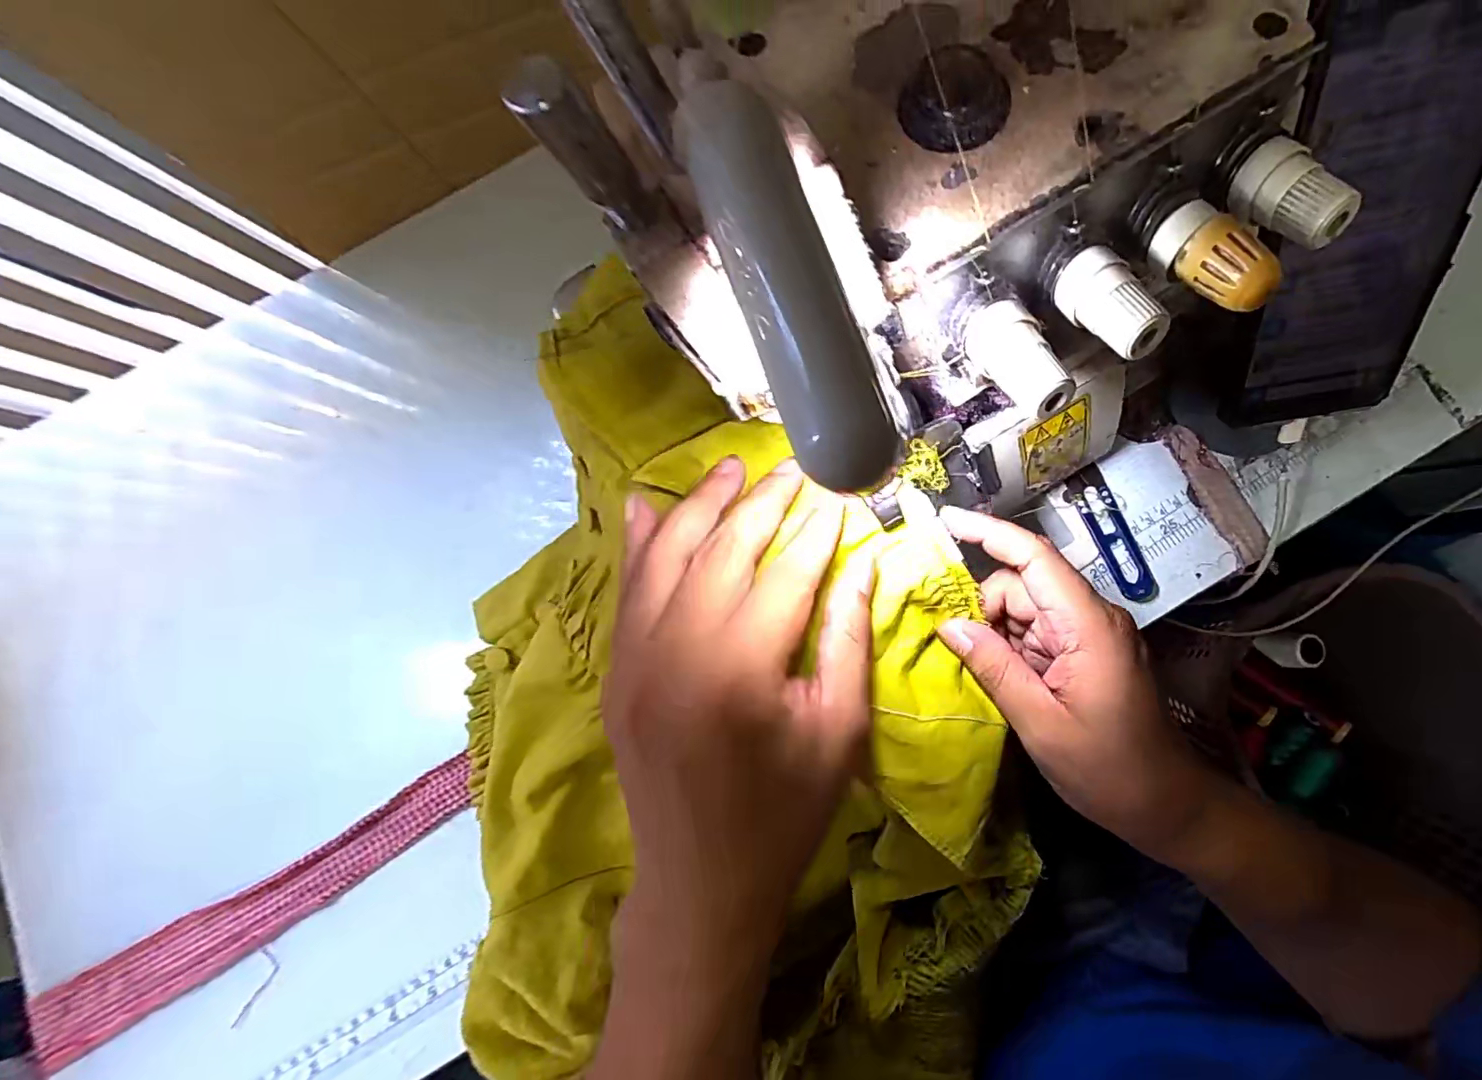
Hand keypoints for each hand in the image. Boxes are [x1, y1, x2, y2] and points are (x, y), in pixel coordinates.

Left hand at [602, 456, 873, 954]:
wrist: (701, 880)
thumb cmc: (787, 810)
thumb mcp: (840, 727)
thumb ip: (849, 638)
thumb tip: (863, 565)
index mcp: (742, 669)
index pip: (787, 572)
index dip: (819, 531)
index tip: (839, 497)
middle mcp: (679, 650)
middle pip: (725, 550)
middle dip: (764, 503)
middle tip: (793, 470)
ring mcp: (637, 659)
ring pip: (668, 558)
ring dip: (701, 506)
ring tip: (731, 468)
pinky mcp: (619, 672)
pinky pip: (628, 592)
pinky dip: (643, 545)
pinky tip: (651, 507)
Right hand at [933, 506, 1233, 868]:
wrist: (1166, 802)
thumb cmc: (1108, 771)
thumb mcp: (1041, 724)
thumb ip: (994, 667)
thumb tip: (949, 625)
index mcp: (1088, 625)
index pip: (1034, 557)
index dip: (989, 532)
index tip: (947, 519)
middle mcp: (1093, 616)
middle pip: (1024, 585)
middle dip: (987, 610)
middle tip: (965, 654)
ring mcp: (1093, 632)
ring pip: (1028, 608)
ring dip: (1001, 634)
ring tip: (996, 679)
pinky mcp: (1089, 650)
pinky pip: (1041, 631)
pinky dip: (1016, 647)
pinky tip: (1011, 680)